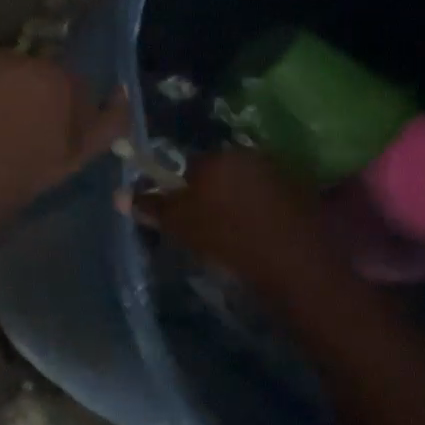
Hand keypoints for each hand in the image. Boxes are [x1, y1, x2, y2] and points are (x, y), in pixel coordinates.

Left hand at [0, 41, 126, 225]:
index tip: (49, 118)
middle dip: (33, 86)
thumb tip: (121, 89)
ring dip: (7, 76)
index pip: (68, 77)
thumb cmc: (35, 170)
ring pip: (9, 60)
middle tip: (21, 114)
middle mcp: (32, 62)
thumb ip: (112, 119)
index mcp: (65, 79)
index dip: (60, 98)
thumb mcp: (85, 152)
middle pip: (38, 65)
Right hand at [135, 149, 335, 294]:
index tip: (179, 214)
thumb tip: (120, 194)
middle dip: (208, 193)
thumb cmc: (228, 240)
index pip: (186, 165)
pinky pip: (269, 198)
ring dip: (235, 202)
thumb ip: (150, 206)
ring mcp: (281, 174)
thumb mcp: (178, 226)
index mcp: (218, 157)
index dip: (178, 189)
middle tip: (202, 226)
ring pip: (244, 185)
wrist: (294, 268)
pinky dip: (260, 212)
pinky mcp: (304, 195)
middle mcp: (251, 156)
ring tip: (231, 234)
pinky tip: (257, 236)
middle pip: (217, 172)